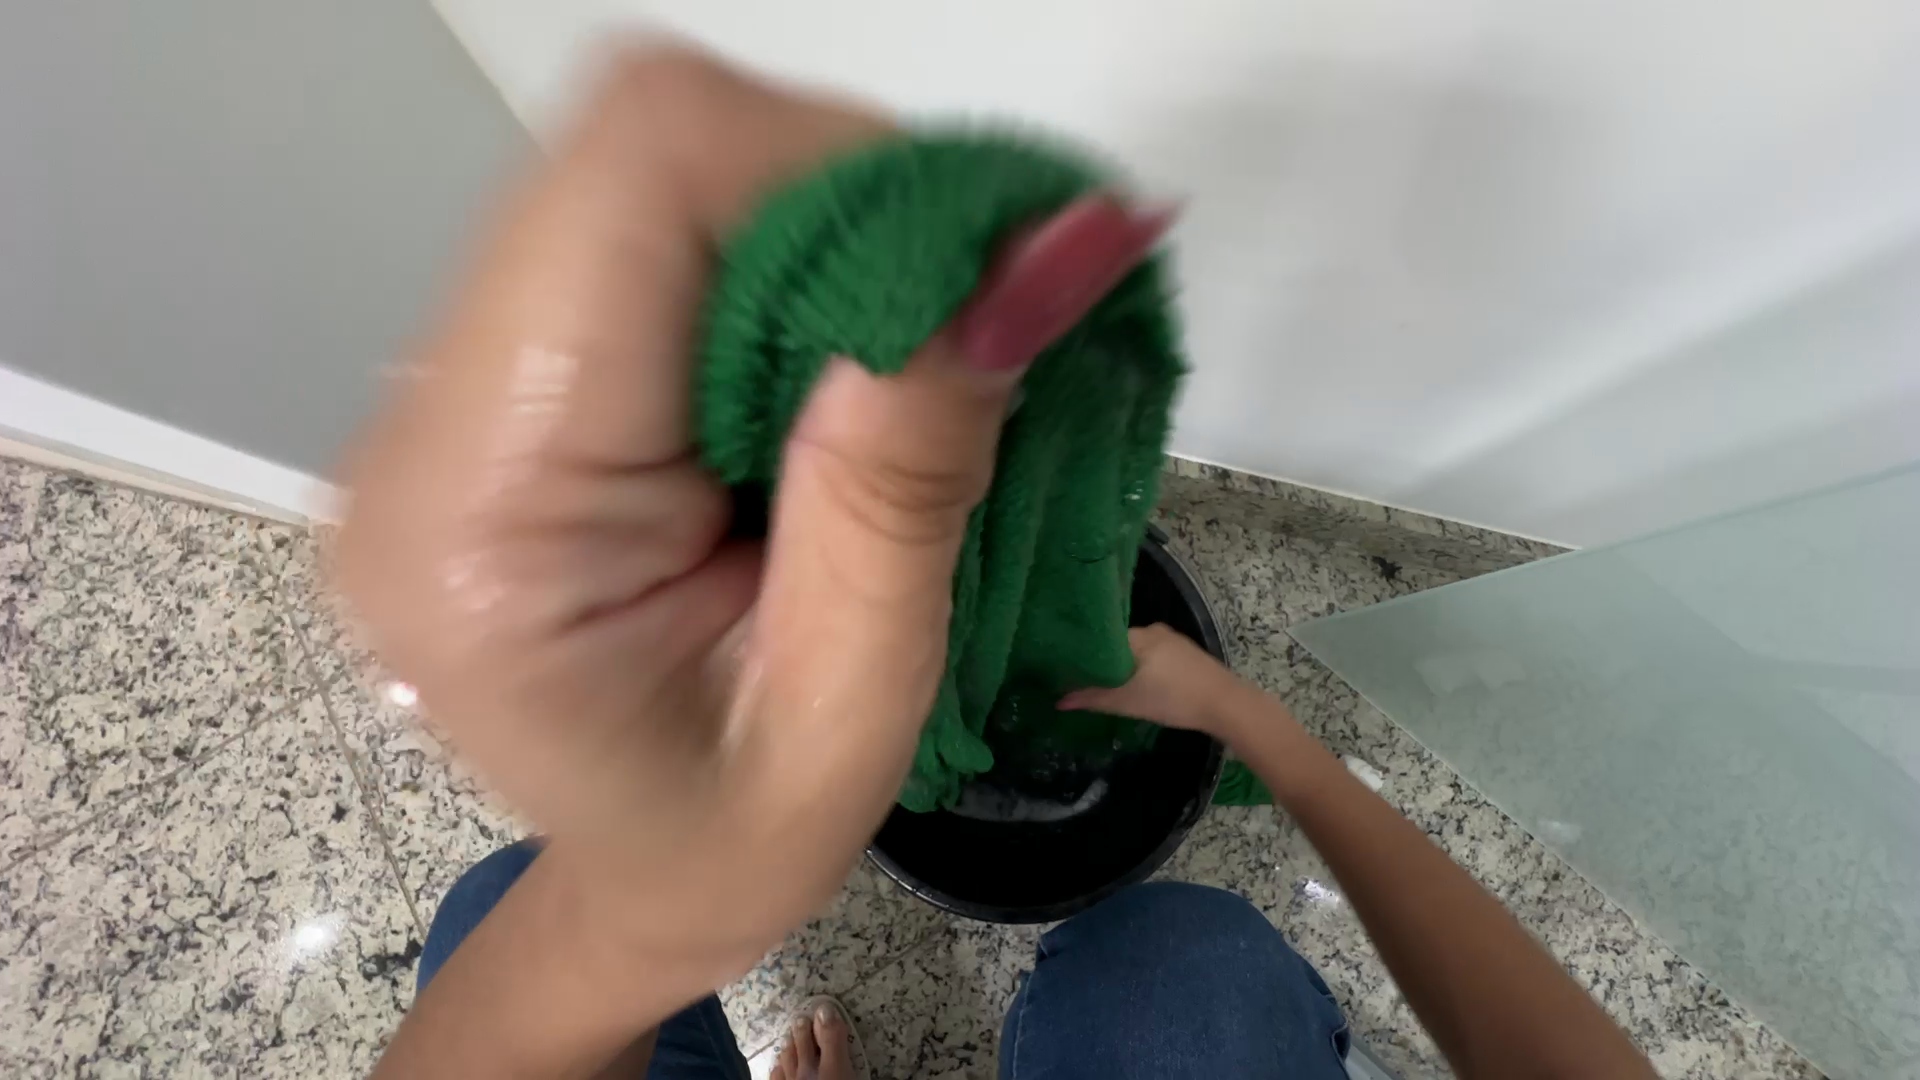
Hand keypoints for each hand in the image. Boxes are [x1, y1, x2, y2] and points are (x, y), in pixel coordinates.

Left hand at [334, 46, 1170, 989]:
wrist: (647, 873)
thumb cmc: (741, 838)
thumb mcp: (857, 694)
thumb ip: (917, 473)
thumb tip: (1033, 265)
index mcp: (489, 520)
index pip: (644, 184)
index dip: (839, 172)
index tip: (989, 266)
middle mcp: (440, 422)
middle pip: (656, 162)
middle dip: (853, 211)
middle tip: (971, 320)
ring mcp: (472, 391)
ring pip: (673, 188)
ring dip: (833, 246)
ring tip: (910, 367)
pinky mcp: (530, 386)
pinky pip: (674, 249)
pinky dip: (798, 278)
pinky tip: (847, 375)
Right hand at [1058, 624, 1256, 740]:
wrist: (1226, 705)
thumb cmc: (1173, 699)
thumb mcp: (1127, 701)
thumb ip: (1091, 698)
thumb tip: (1058, 699)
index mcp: (1137, 635)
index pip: (1100, 637)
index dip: (1084, 653)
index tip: (1069, 668)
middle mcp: (1153, 630)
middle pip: (1118, 644)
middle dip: (1104, 662)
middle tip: (1086, 681)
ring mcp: (1173, 641)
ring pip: (1137, 652)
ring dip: (1125, 667)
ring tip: (1110, 686)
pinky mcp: (1186, 654)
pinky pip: (1154, 657)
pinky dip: (1144, 669)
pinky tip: (1141, 685)